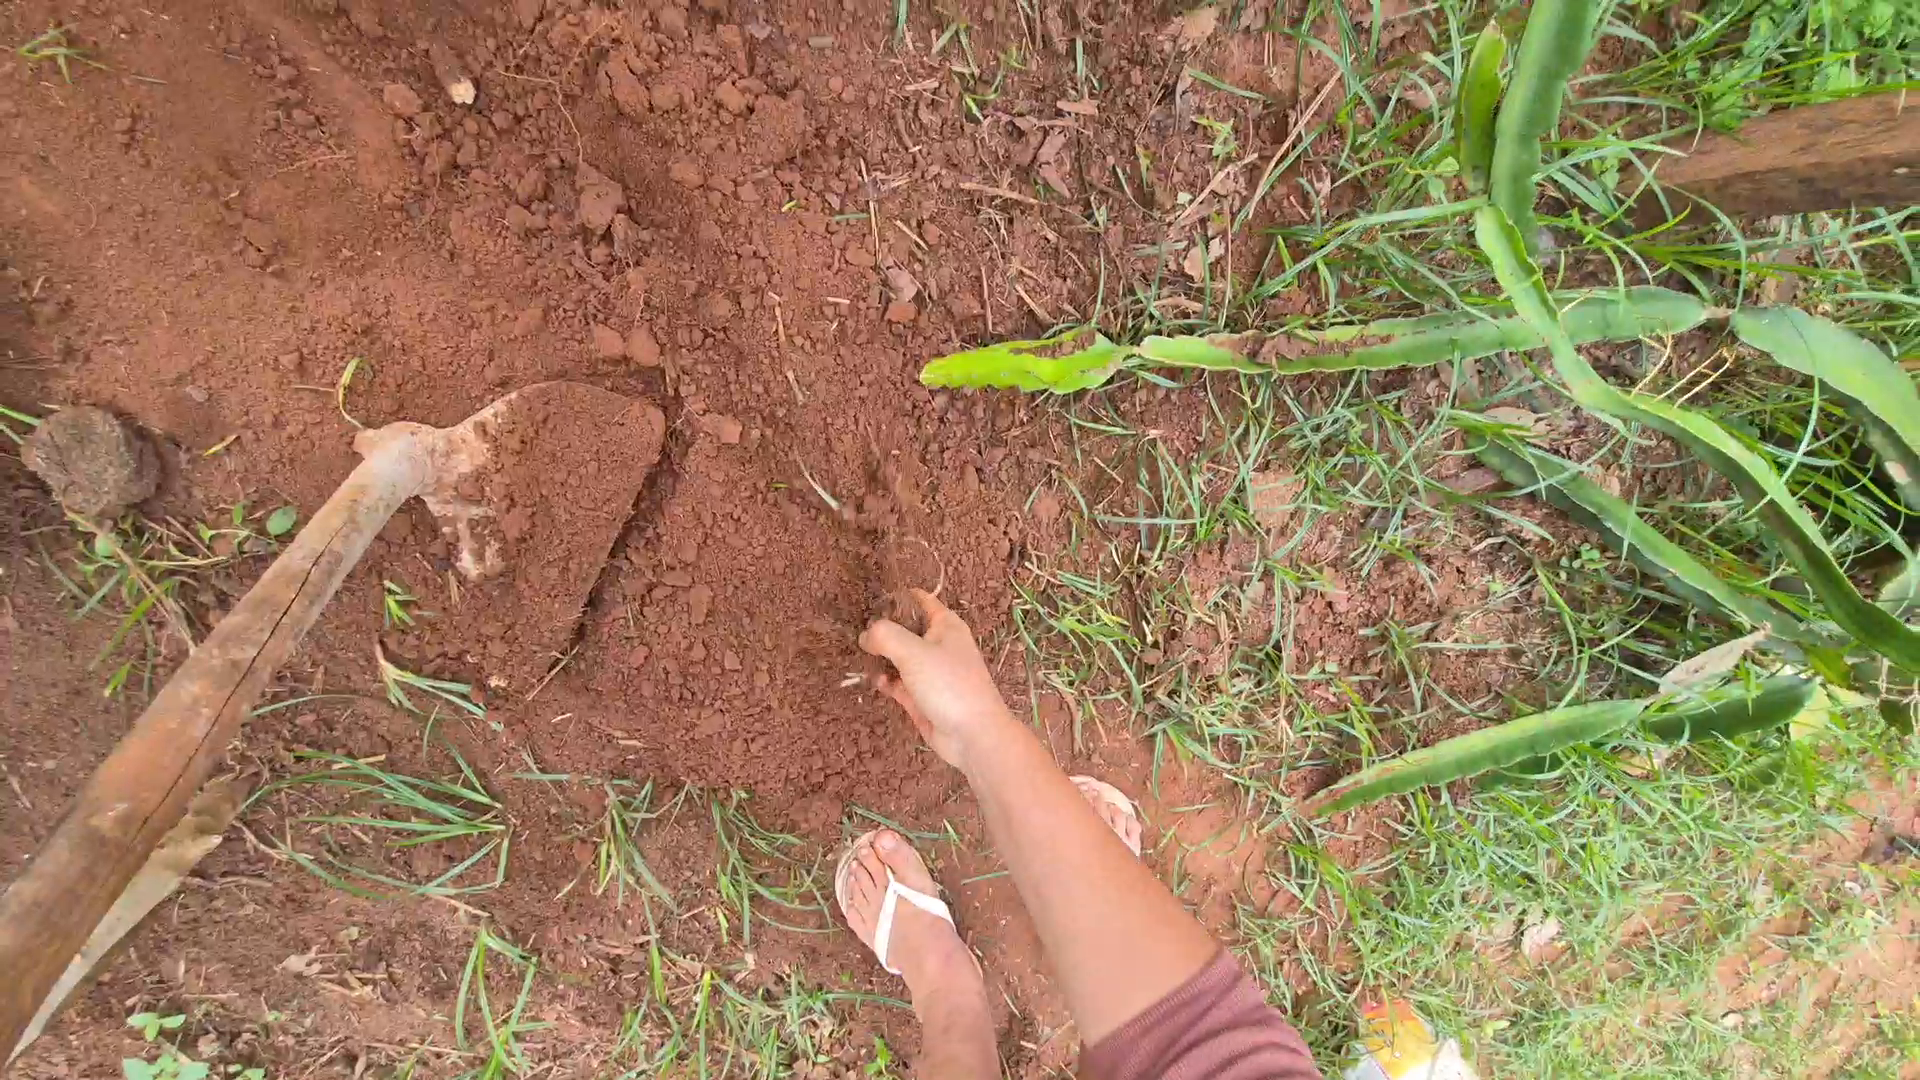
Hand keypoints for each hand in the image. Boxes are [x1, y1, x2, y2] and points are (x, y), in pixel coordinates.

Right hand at [860, 590, 1013, 769]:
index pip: (920, 600)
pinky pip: (898, 682)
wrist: (972, 734)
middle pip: (906, 629)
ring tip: (860, 655)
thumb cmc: (948, 683)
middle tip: (858, 631)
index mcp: (945, 625)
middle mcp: (938, 645)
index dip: (897, 598)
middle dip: (883, 630)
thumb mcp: (913, 651)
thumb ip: (885, 636)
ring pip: (900, 657)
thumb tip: (865, 636)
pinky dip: (886, 680)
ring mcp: (930, 672)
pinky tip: (875, 680)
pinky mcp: (922, 697)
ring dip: (881, 656)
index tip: (871, 601)